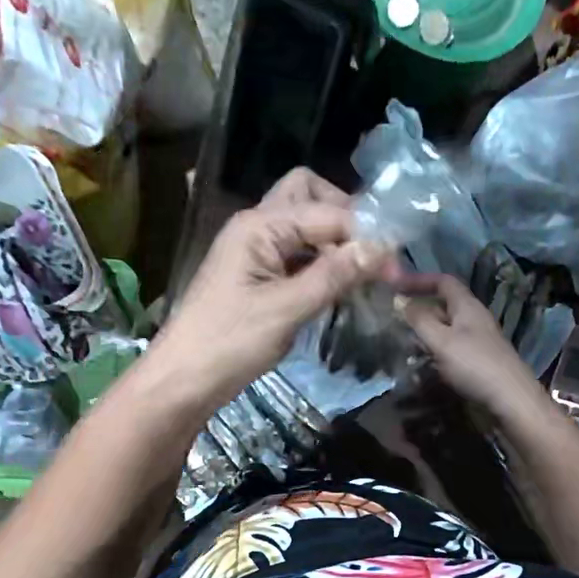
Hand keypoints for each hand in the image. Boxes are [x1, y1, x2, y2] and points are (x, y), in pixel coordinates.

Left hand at [149, 169, 394, 407]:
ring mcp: (253, 252)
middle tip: (370, 255)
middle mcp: (256, 227)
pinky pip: (293, 256)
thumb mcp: (287, 309)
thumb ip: (334, 275)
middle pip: (308, 197)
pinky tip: (335, 288)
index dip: (365, 236)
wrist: (182, 380)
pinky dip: (317, 264)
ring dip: (332, 242)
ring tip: (361, 275)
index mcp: (259, 225)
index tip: (395, 268)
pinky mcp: (254, 277)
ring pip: (302, 227)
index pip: (327, 212)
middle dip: (344, 217)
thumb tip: (383, 247)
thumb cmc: (230, 343)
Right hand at [395, 272, 542, 413]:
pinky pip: (451, 346)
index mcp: (467, 306)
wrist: (510, 398)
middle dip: (419, 311)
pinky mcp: (478, 359)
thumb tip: (401, 303)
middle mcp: (474, 317)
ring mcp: (478, 339)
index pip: (443, 282)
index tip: (396, 287)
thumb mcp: (441, 341)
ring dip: (425, 333)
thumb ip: (420, 320)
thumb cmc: (474, 364)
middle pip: (443, 305)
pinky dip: (435, 350)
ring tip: (404, 344)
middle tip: (395, 321)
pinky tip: (423, 364)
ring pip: (446, 328)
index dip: (419, 280)